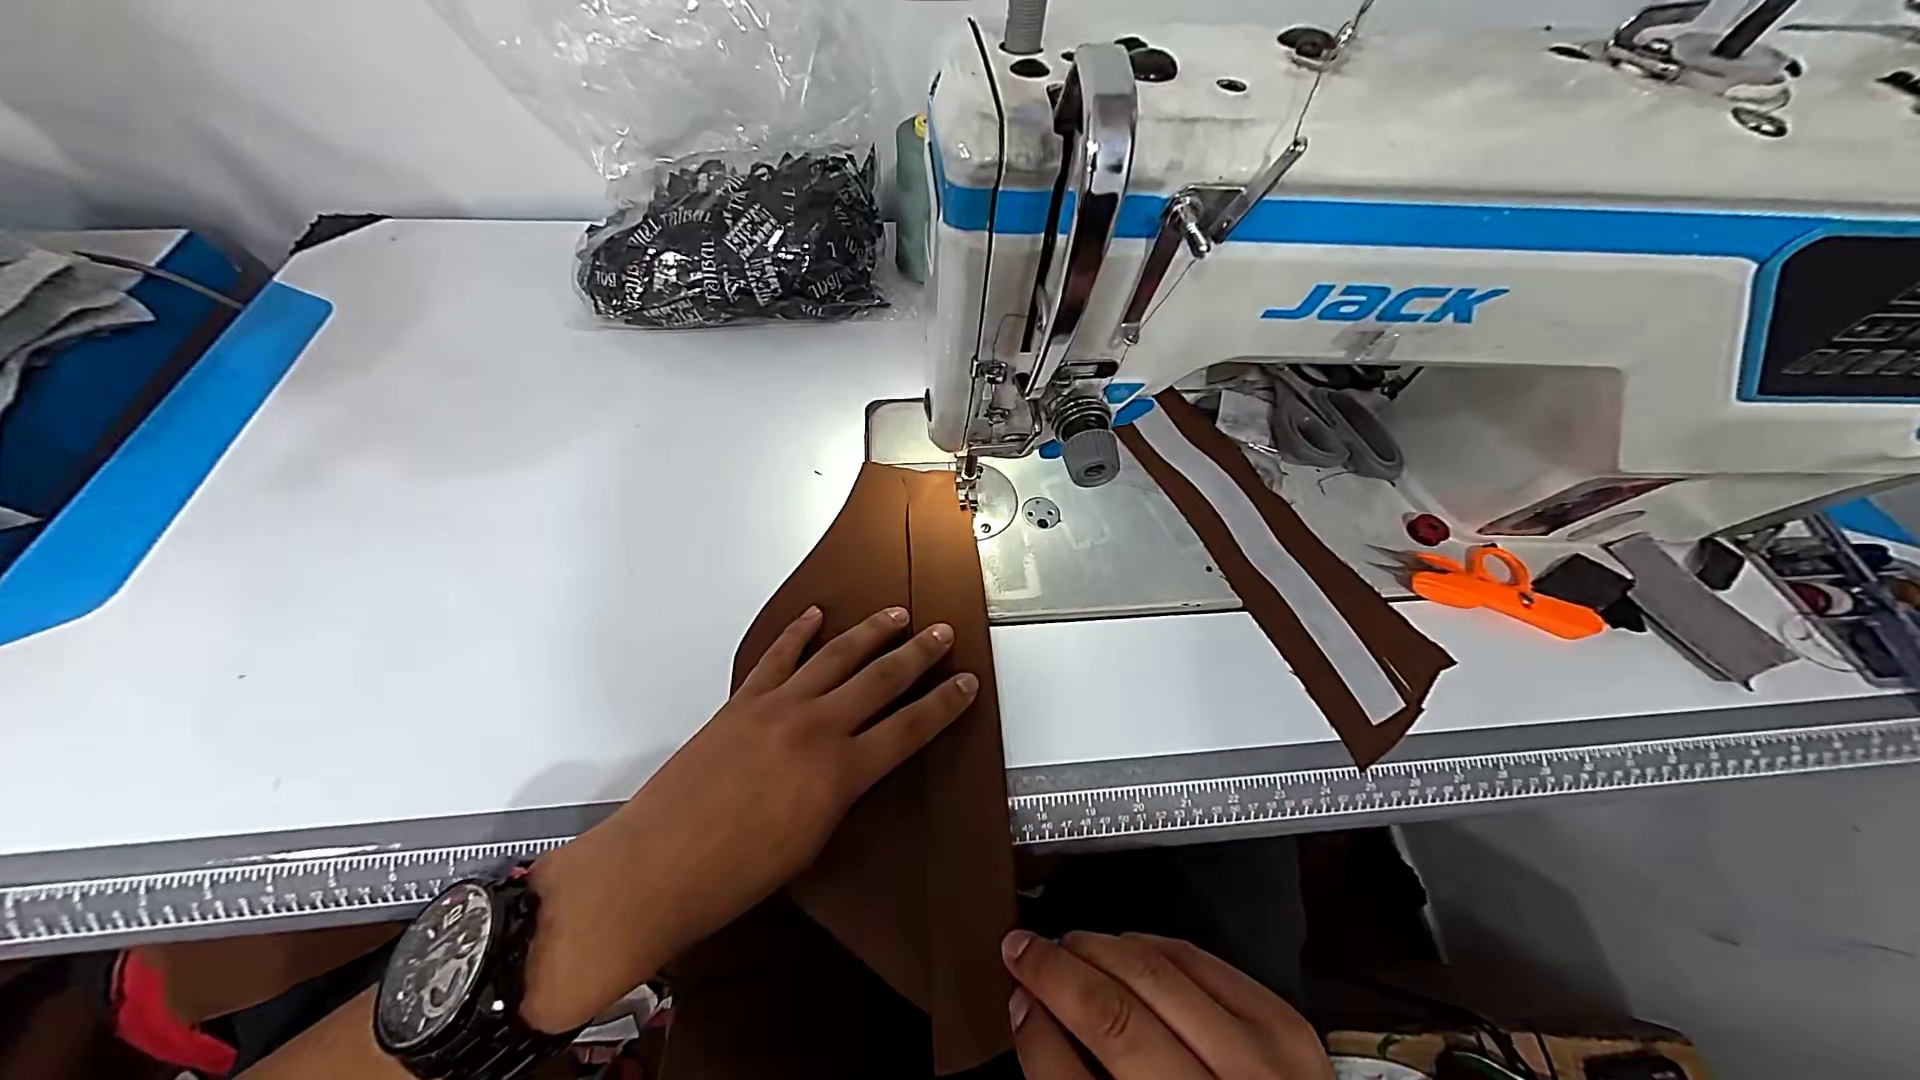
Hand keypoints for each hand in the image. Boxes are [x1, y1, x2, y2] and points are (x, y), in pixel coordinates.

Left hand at [519, 605, 978, 1031]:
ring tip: (896, 614)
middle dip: (919, 653)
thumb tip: (854, 766)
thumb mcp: (812, 841)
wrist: (655, 868)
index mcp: (840, 772)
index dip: (944, 704)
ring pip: (836, 655)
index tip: (966, 685)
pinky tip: (814, 615)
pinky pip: (777, 656)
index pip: (910, 728)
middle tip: (942, 633)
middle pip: (881, 678)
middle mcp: (815, 729)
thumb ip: (841, 793)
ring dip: (870, 631)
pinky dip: (797, 632)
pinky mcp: (742, 701)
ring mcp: (776, 707)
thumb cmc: (733, 874)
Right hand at [1002, 930, 1334, 1079]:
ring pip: (1155, 975)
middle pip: (1114, 1019)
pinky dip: (1153, 945)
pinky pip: (1200, 960)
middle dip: (1055, 972)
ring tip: (1069, 943)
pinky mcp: (1286, 1030)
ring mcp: (1262, 1068)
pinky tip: (1127, 946)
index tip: (1015, 1000)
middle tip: (1024, 949)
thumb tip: (1037, 1019)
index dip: (1033, 1035)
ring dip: (1098, 948)